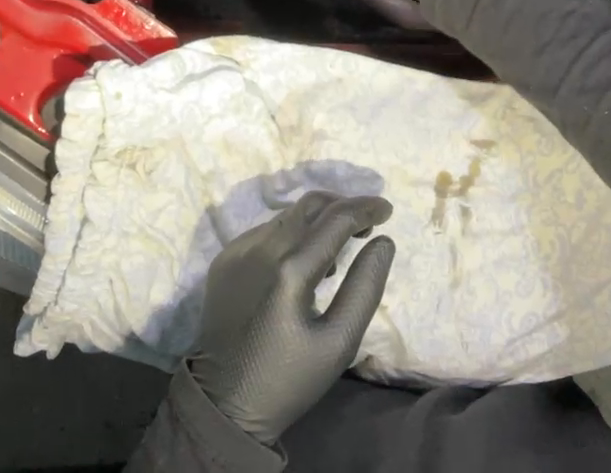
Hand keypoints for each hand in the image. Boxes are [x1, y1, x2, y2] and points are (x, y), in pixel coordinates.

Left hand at [188, 191, 396, 444]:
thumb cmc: (288, 379)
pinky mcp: (224, 260)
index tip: (387, 210)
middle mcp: (260, 249)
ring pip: (286, 215)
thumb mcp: (339, 341)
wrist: (223, 405)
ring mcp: (237, 252)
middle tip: (365, 224)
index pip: (336, 218)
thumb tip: (383, 242)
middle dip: (343, 206)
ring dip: (317, 220)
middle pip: (309, 205)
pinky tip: (301, 262)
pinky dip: (291, 234)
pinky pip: (265, 231)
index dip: (365, 208)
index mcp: (290, 269)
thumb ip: (365, 287)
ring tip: (337, 247)